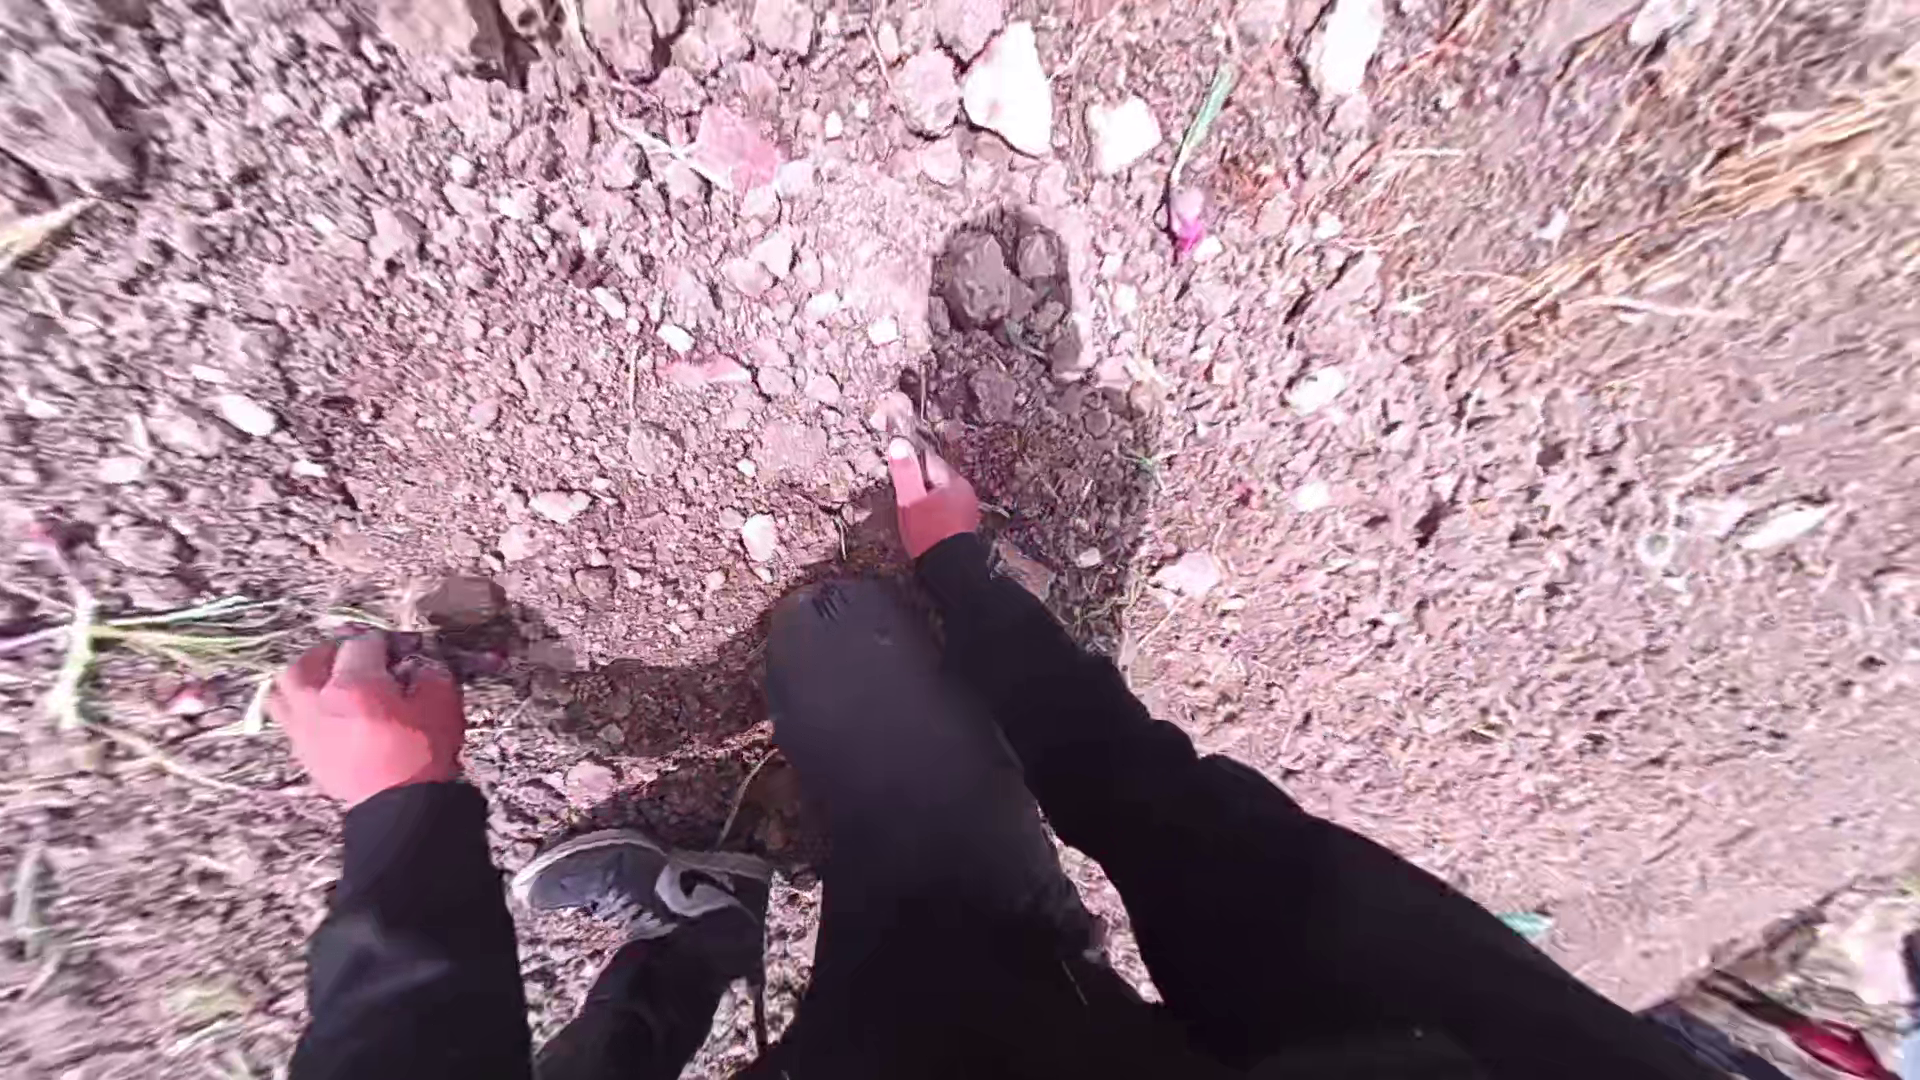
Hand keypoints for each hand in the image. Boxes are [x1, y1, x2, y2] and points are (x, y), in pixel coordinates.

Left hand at [270, 631, 465, 805]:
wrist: (399, 799)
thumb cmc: (424, 747)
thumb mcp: (442, 699)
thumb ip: (428, 671)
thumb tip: (416, 662)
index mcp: (354, 684)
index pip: (362, 644)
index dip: (386, 639)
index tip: (404, 646)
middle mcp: (317, 700)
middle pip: (307, 661)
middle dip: (332, 651)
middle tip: (357, 652)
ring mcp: (302, 726)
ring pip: (284, 688)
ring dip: (307, 675)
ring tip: (331, 676)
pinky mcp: (301, 747)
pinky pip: (289, 713)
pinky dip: (304, 700)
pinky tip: (330, 705)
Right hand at [887, 437, 979, 557]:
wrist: (949, 568)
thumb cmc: (930, 533)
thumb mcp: (911, 500)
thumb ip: (906, 472)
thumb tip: (899, 445)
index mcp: (953, 481)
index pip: (929, 460)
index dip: (910, 464)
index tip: (898, 473)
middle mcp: (965, 492)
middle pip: (935, 478)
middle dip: (918, 484)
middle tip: (903, 497)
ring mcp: (966, 509)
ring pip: (939, 494)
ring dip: (925, 500)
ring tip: (911, 513)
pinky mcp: (963, 525)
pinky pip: (944, 510)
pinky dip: (932, 512)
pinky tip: (923, 524)